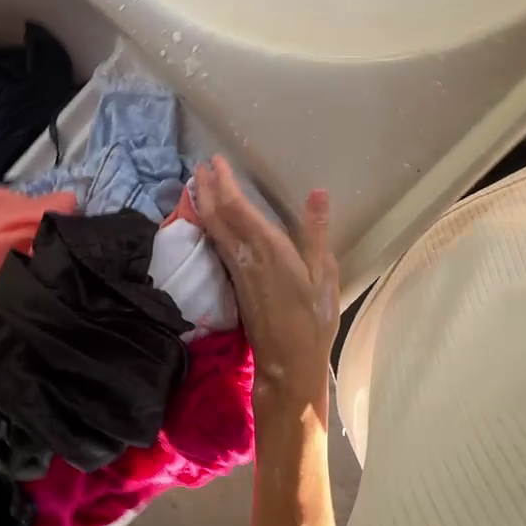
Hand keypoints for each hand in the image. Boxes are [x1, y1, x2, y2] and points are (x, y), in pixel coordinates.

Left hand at [193, 156, 337, 420]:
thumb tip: (317, 192)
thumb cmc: (313, 319)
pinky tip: (213, 219)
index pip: (237, 208)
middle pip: (217, 216)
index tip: (216, 161)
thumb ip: (317, 231)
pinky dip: (211, 223)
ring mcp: (236, 271)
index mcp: (268, 249)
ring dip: (206, 203)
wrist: (289, 364)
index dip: (224, 183)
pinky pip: (218, 243)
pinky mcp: (235, 283)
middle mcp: (245, 256)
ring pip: (214, 230)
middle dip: (208, 188)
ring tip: (202, 183)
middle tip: (201, 165)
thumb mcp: (324, 274)